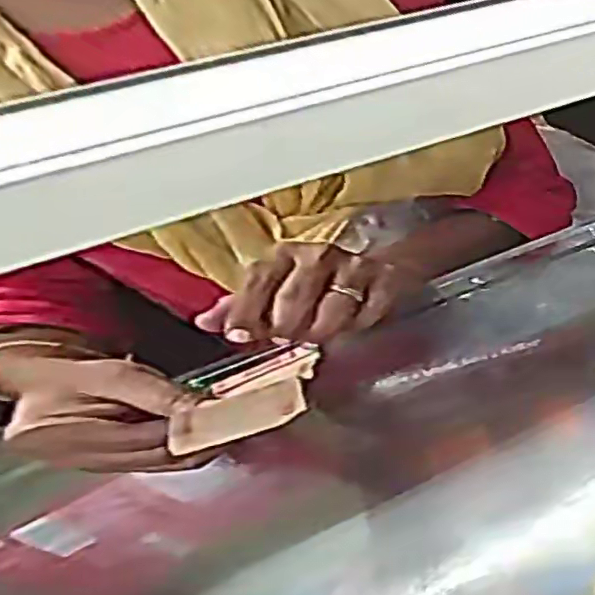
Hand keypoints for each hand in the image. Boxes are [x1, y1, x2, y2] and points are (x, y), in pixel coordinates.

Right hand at [0, 354, 212, 472]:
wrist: (45, 384)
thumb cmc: (74, 377)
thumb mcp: (117, 375)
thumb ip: (163, 396)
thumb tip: (211, 411)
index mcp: (57, 434)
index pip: (146, 438)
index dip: (194, 429)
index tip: (232, 418)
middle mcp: (72, 459)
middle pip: (161, 456)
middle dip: (205, 440)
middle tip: (242, 425)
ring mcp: (94, 467)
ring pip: (168, 463)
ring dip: (202, 447)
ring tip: (230, 428)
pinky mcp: (115, 468)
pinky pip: (163, 464)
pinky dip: (189, 450)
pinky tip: (209, 436)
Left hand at [195, 243, 421, 345]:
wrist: (387, 260)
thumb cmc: (329, 274)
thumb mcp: (283, 279)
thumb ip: (247, 301)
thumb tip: (207, 323)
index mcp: (286, 253)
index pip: (258, 282)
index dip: (245, 311)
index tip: (238, 335)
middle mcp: (319, 256)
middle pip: (295, 299)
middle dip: (286, 326)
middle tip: (284, 340)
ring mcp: (356, 269)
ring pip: (333, 308)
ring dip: (322, 330)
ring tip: (315, 339)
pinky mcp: (387, 282)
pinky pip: (369, 312)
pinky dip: (358, 325)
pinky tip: (350, 329)